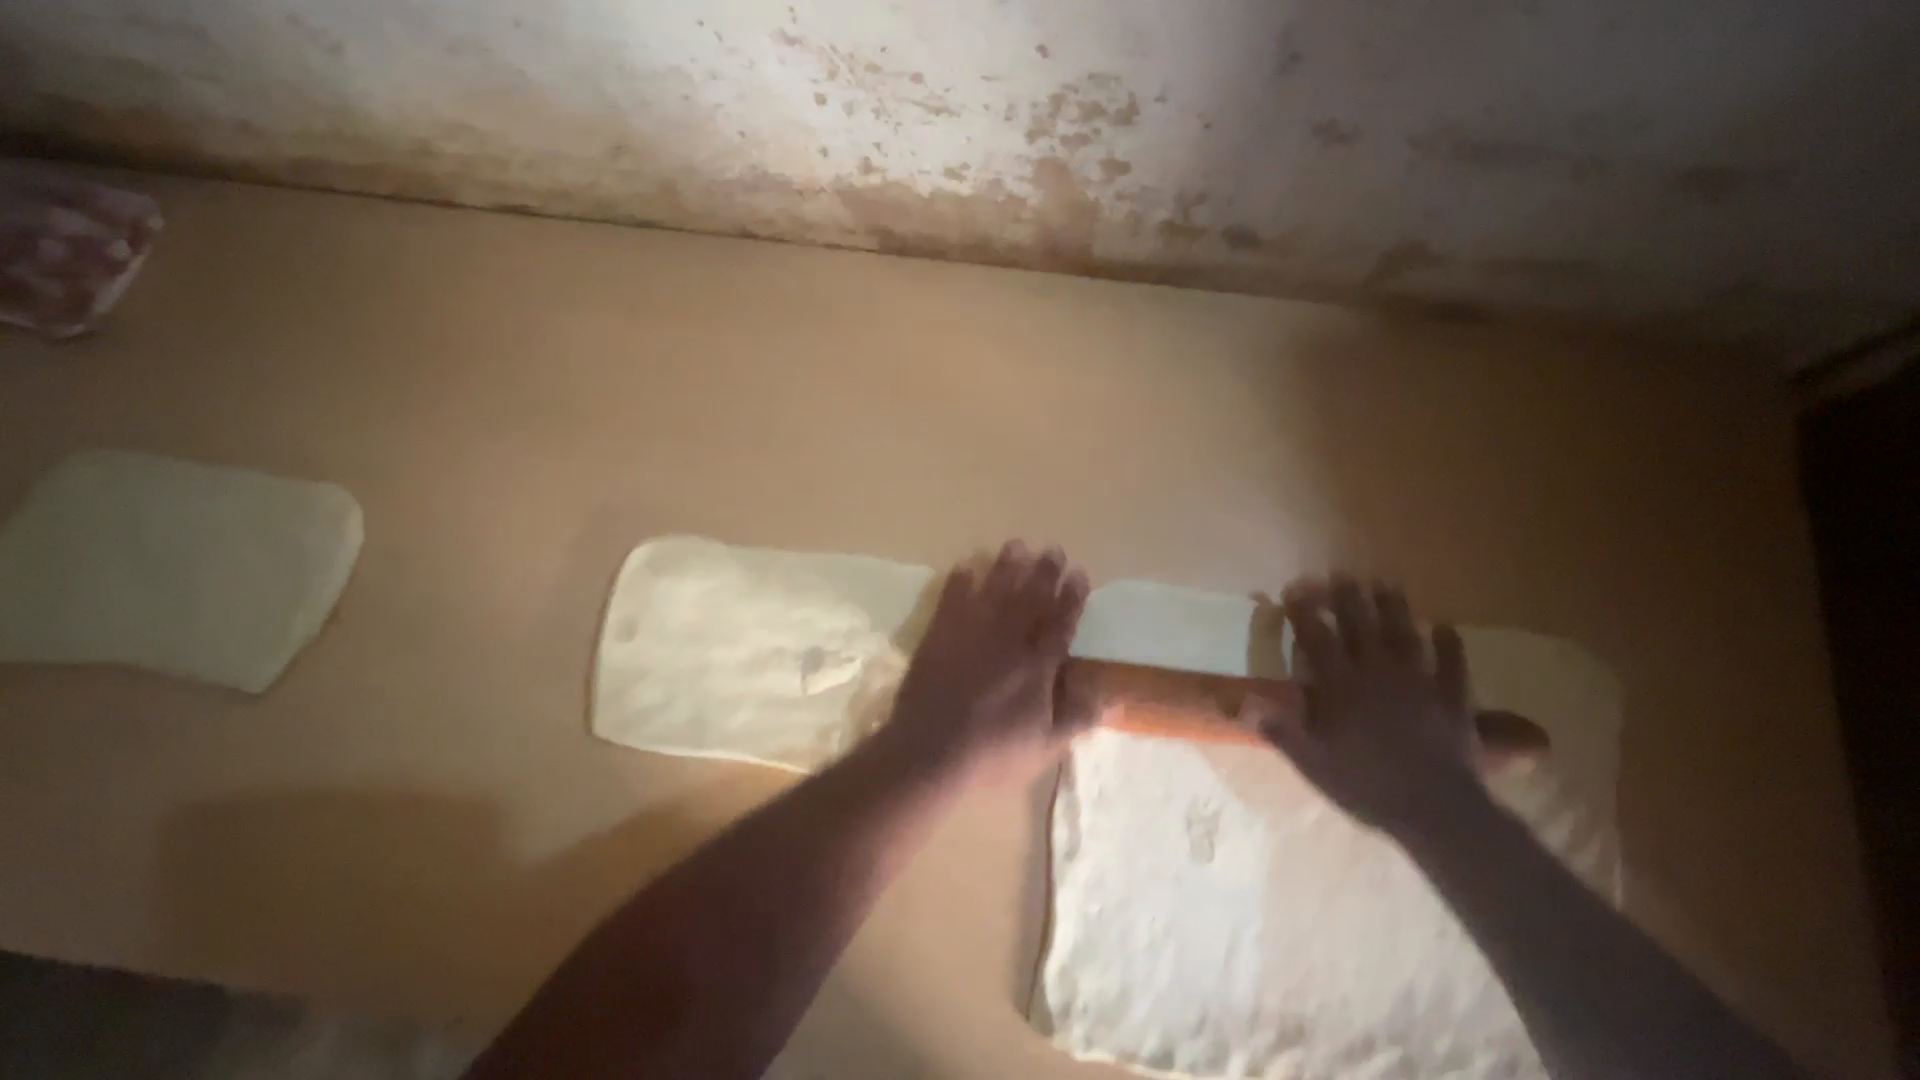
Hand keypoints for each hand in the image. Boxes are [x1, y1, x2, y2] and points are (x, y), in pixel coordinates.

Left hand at [881, 541, 1091, 785]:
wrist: (930, 752)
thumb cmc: (993, 752)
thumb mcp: (1046, 746)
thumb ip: (1077, 717)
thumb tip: (1113, 697)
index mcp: (1037, 667)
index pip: (1060, 624)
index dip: (1072, 598)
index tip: (1079, 573)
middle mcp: (1007, 642)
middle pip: (1029, 600)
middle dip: (1044, 574)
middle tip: (1053, 550)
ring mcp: (971, 636)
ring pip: (994, 593)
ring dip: (1006, 568)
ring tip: (1016, 546)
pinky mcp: (939, 639)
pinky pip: (951, 602)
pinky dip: (959, 583)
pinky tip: (965, 567)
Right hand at [1253, 577, 1486, 832]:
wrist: (1435, 809)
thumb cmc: (1366, 785)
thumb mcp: (1312, 762)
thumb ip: (1280, 729)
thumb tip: (1242, 700)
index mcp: (1340, 688)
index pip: (1317, 639)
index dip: (1304, 612)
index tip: (1294, 590)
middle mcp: (1377, 674)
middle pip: (1361, 626)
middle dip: (1348, 598)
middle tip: (1342, 574)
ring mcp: (1419, 683)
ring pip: (1404, 635)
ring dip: (1395, 607)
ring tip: (1387, 584)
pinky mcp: (1453, 699)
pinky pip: (1452, 664)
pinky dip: (1449, 643)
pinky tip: (1445, 626)